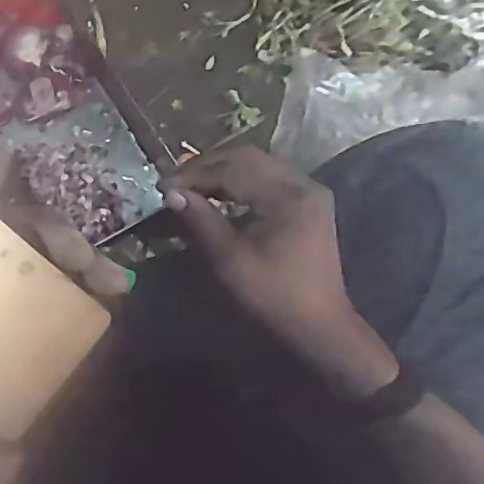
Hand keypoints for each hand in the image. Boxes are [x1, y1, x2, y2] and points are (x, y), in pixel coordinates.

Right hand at [162, 146, 398, 398]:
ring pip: (258, 164)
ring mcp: (309, 192)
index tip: (165, 185)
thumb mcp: (231, 260)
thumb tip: (171, 193)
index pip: (233, 168)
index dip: (195, 174)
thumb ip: (202, 220)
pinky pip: (269, 178)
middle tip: (176, 182)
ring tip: (192, 185)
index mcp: (287, 196)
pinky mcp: (308, 203)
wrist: (319, 325)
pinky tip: (220, 195)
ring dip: (223, 171)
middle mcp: (302, 184)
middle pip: (247, 158)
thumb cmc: (273, 296)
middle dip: (208, 166)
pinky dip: (240, 181)